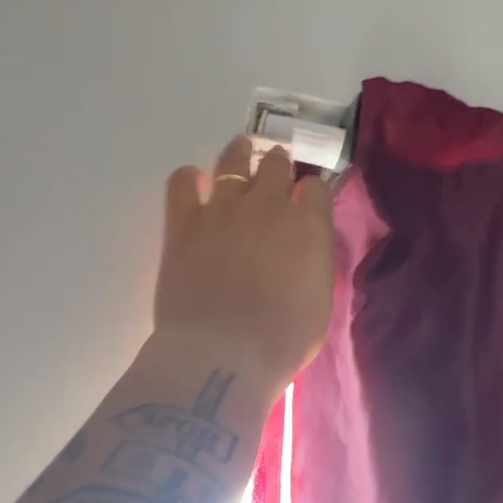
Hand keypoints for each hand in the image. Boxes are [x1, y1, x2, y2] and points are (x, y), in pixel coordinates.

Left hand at [152, 135, 333, 384]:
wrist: (223, 353)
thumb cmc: (283, 339)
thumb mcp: (320, 300)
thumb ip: (313, 261)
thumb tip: (306, 246)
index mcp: (308, 225)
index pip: (316, 187)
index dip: (312, 191)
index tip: (309, 199)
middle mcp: (268, 205)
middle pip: (276, 165)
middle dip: (279, 164)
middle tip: (276, 166)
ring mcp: (222, 209)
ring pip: (233, 162)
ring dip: (239, 154)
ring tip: (240, 148)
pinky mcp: (183, 223)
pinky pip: (182, 182)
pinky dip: (189, 178)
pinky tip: (193, 181)